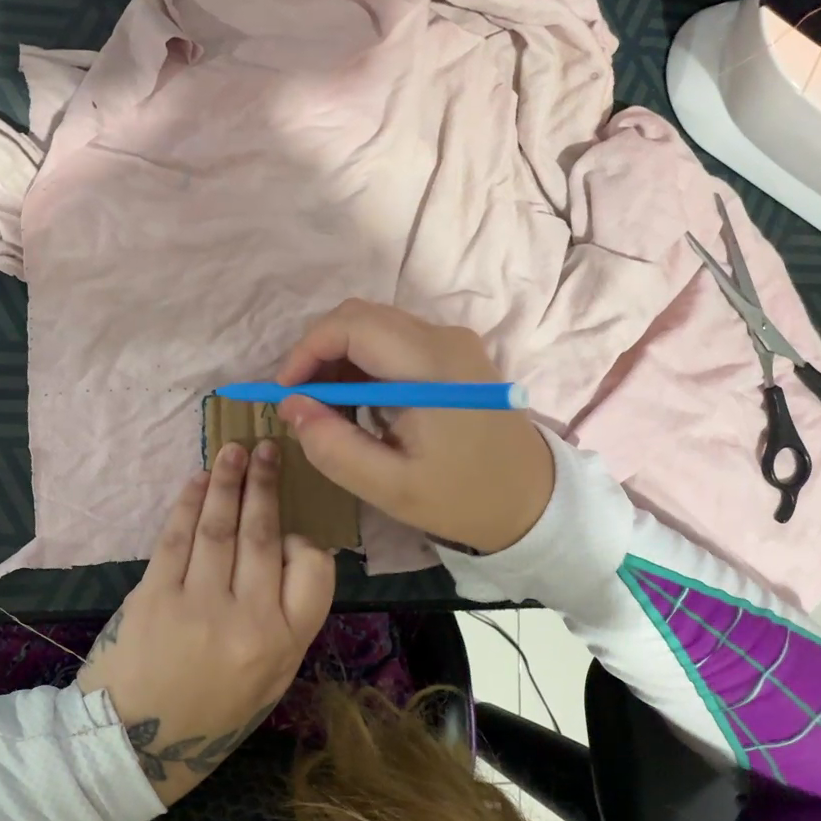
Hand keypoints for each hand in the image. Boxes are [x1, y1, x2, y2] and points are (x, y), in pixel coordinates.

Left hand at [75, 440, 335, 806]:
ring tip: (234, 449)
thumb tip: (284, 553)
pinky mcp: (154, 593)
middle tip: (266, 448)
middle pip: (263, 535)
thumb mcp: (266, 683)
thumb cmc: (205, 716)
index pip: (314, 571)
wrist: (130, 747)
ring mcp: (199, 604)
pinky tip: (198, 480)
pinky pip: (177, 535)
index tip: (288, 529)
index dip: (304, 541)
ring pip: (220, 525)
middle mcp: (248, 620)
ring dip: (228, 481)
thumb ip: (283, 623)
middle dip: (265, 484)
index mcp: (284, 646)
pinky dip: (188, 502)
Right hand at [274, 299, 554, 554]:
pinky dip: (360, 364)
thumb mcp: (390, 487)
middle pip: (358, 317)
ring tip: (326, 411)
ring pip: (371, 326)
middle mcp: (443, 338)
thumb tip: (290, 407)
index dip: (307, 351)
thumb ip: (333, 447)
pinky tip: (356, 406)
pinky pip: (390, 341)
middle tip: (301, 403)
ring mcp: (451, 342)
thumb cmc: (465, 499)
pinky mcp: (451, 354)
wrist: (535, 503)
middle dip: (318, 354)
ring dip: (337, 360)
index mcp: (432, 366)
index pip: (351, 325)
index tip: (285, 393)